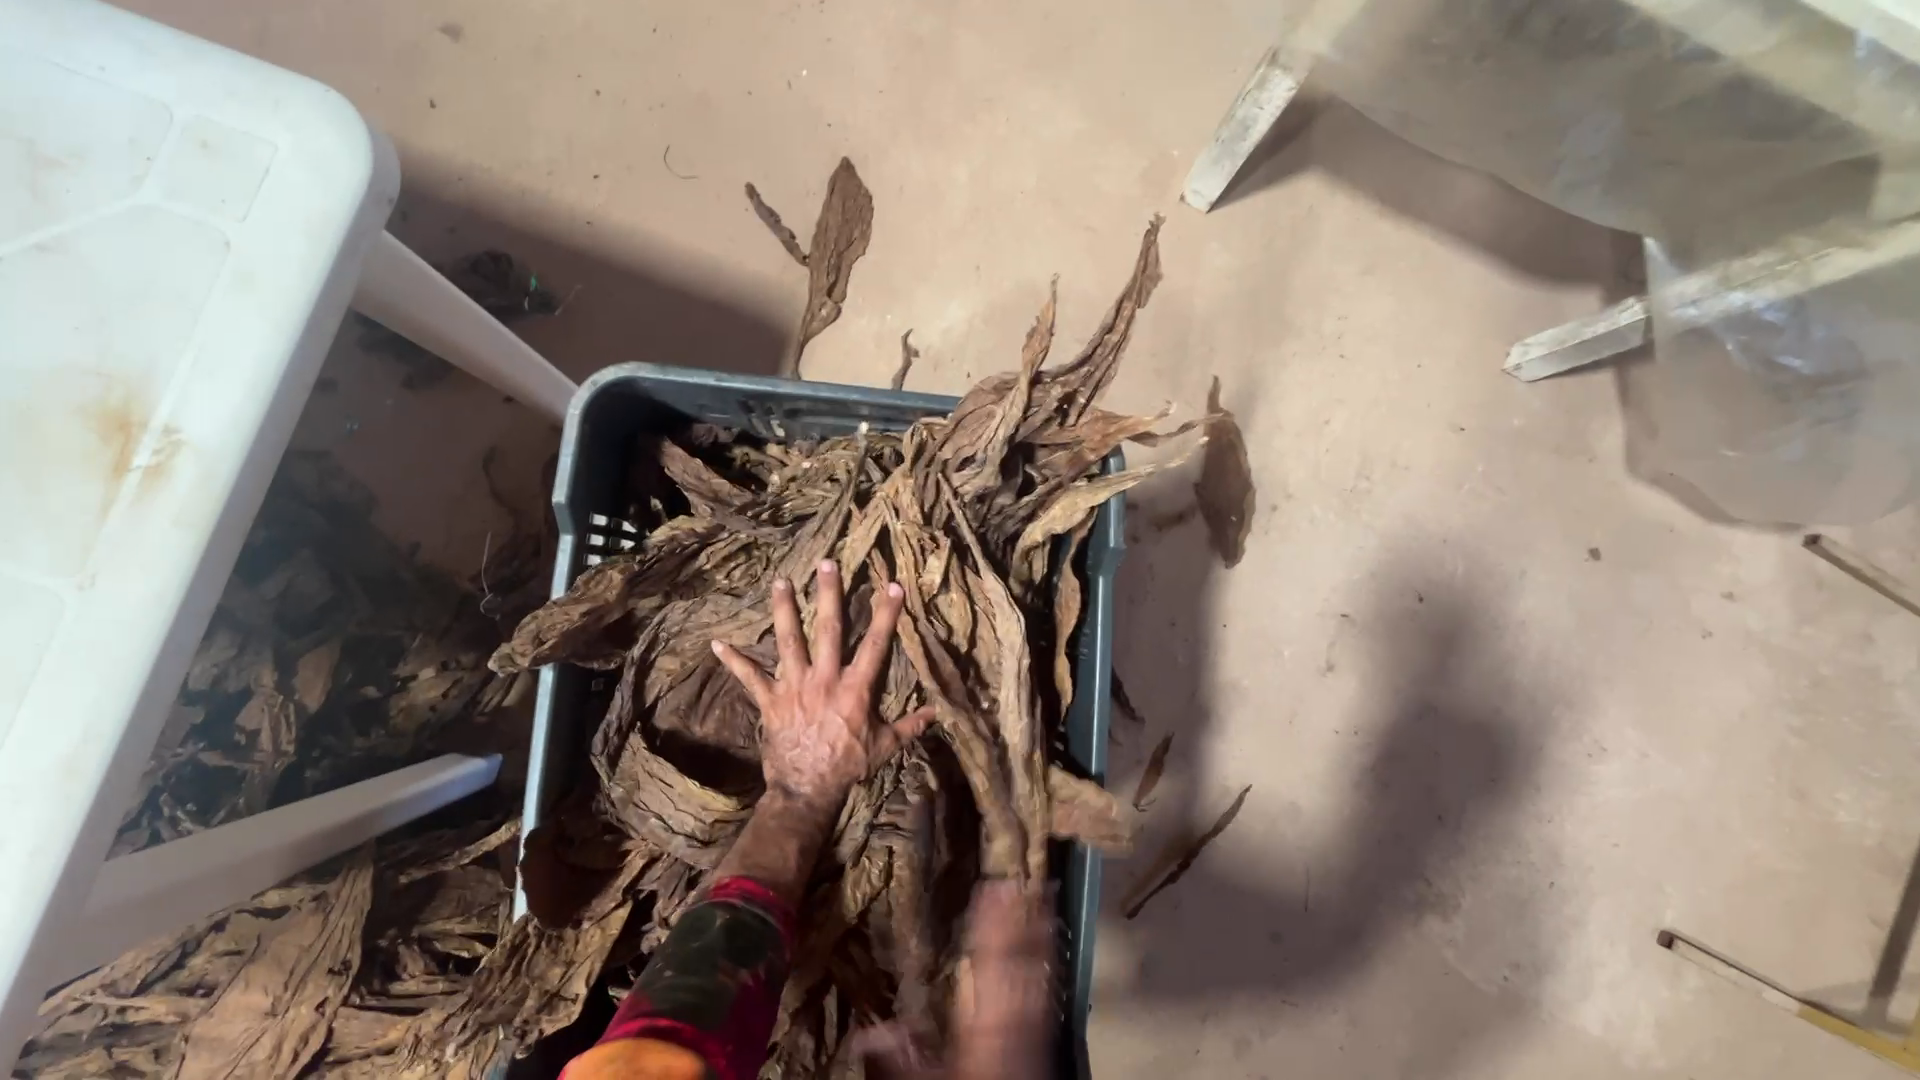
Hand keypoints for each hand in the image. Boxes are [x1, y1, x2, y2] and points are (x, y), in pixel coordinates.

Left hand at [713, 559, 933, 810]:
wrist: (807, 790)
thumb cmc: (849, 767)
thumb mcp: (885, 747)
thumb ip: (910, 726)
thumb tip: (937, 713)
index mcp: (856, 688)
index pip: (876, 644)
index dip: (885, 614)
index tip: (892, 584)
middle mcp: (825, 679)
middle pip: (829, 629)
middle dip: (829, 594)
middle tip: (827, 563)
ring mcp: (795, 687)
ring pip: (789, 641)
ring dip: (784, 610)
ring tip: (780, 582)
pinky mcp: (770, 700)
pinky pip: (749, 677)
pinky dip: (733, 661)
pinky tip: (716, 643)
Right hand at [855, 882, 1053, 1079]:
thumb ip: (901, 1064)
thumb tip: (872, 1031)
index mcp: (986, 1029)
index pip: (989, 967)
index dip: (992, 925)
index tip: (994, 887)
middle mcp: (1016, 1026)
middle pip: (1021, 967)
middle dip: (1023, 924)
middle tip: (1027, 881)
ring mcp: (1033, 1037)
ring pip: (1038, 980)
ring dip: (1040, 942)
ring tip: (1044, 905)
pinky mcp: (1039, 1050)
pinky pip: (1043, 1001)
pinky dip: (1044, 973)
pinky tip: (1044, 962)